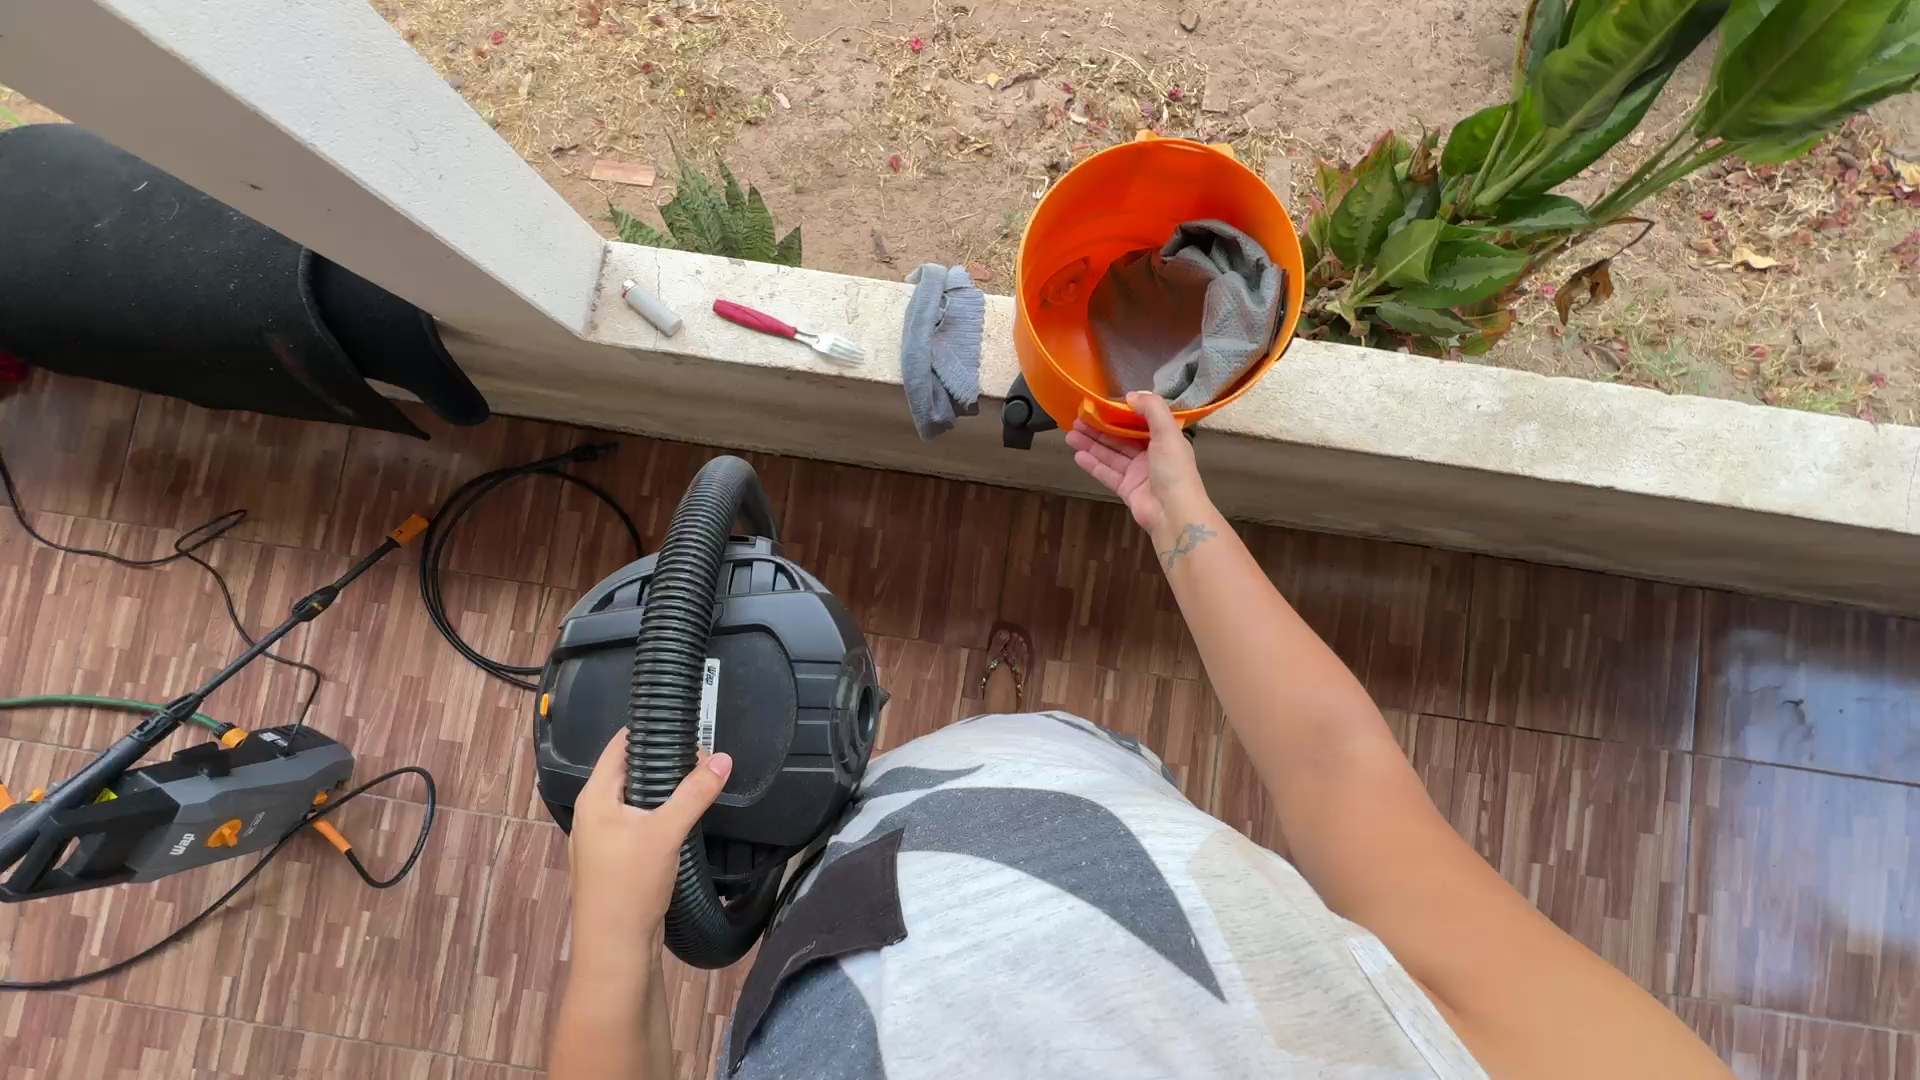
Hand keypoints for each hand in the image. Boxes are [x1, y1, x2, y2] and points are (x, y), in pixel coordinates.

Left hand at [568, 732, 732, 958]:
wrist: (615, 951)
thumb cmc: (630, 885)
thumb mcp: (666, 832)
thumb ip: (695, 792)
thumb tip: (723, 758)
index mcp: (595, 799)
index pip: (619, 747)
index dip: (649, 729)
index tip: (684, 720)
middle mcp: (594, 813)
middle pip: (630, 770)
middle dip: (665, 758)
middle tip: (703, 751)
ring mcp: (604, 838)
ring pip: (637, 797)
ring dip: (665, 786)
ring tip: (700, 776)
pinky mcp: (617, 858)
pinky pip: (640, 819)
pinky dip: (661, 809)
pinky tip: (685, 814)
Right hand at [1065, 391, 1205, 538]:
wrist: (1174, 512)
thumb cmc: (1174, 470)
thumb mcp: (1168, 432)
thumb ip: (1152, 409)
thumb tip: (1131, 395)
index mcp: (1164, 440)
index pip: (1139, 422)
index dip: (1120, 413)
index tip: (1101, 405)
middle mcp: (1150, 455)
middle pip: (1121, 438)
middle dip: (1099, 428)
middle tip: (1077, 419)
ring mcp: (1137, 474)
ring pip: (1111, 455)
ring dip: (1091, 444)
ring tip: (1070, 434)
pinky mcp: (1126, 489)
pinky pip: (1107, 473)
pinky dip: (1093, 464)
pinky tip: (1078, 455)